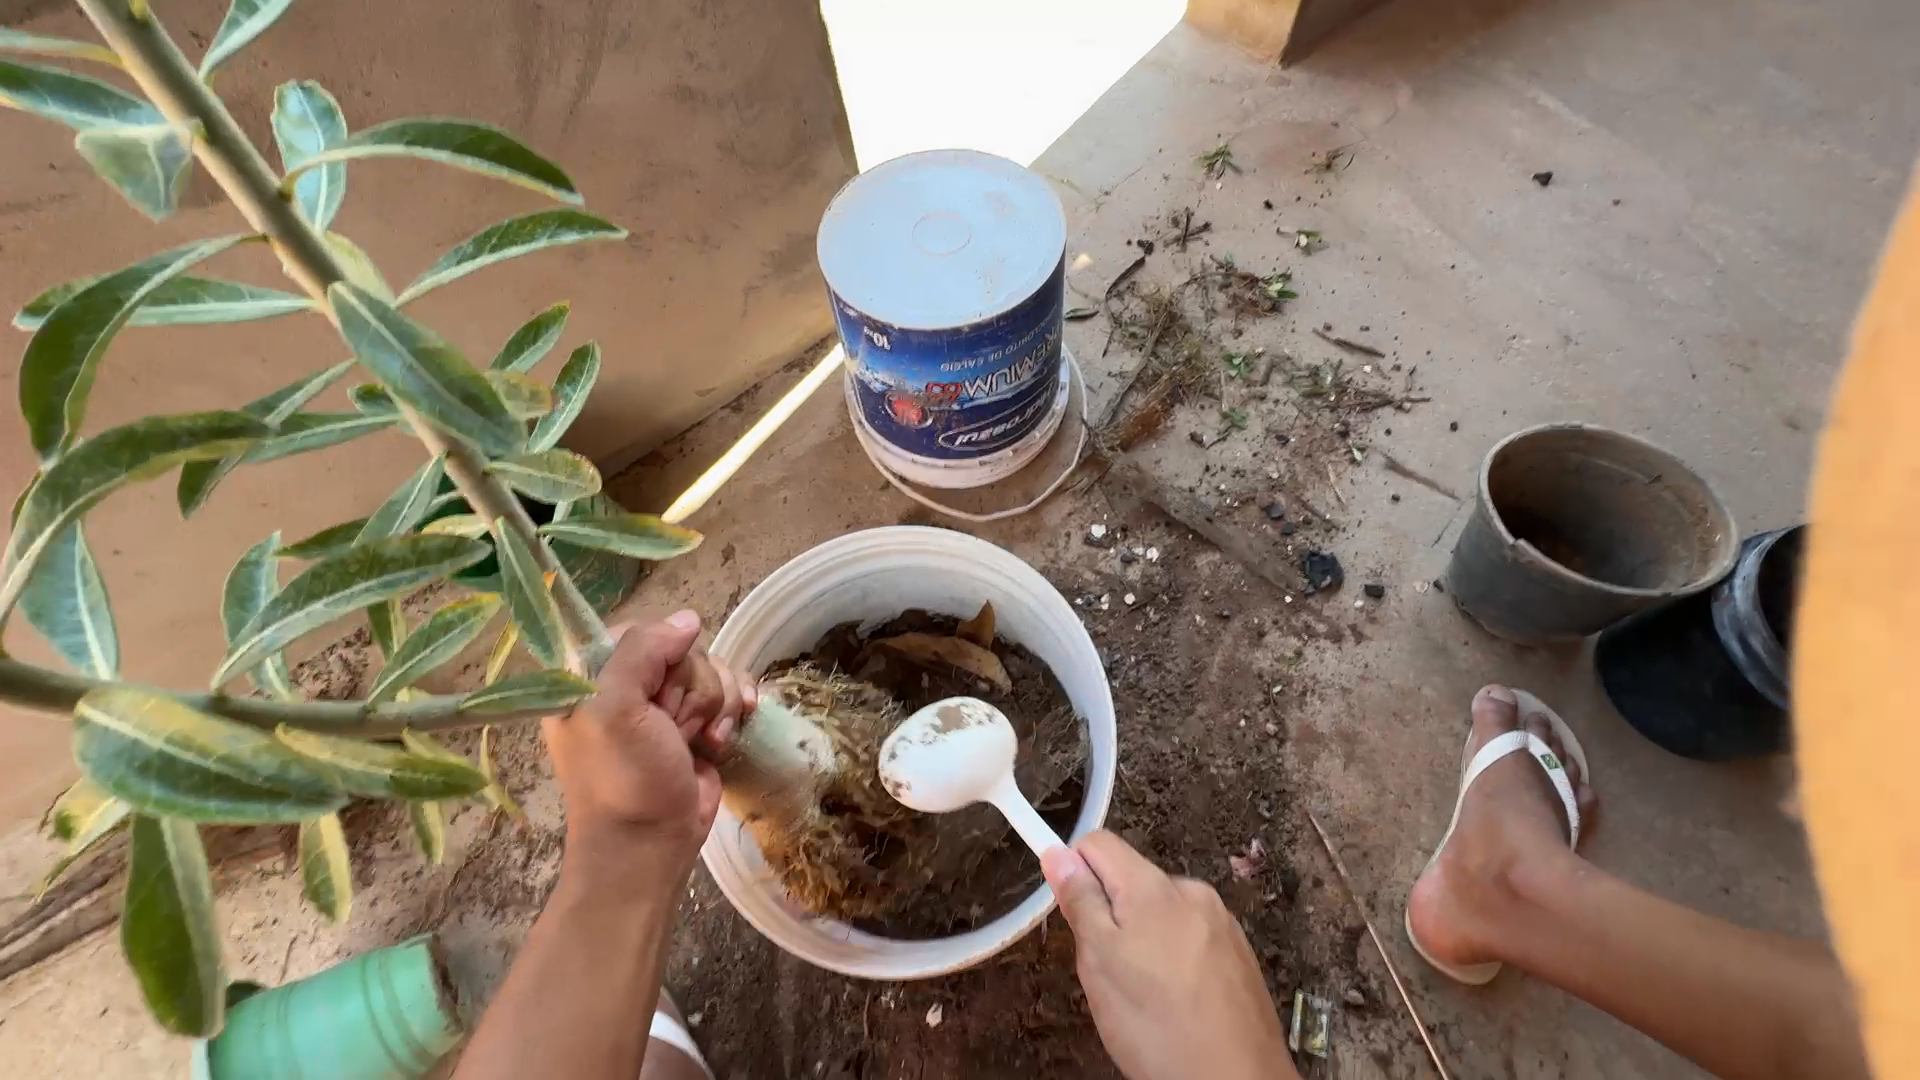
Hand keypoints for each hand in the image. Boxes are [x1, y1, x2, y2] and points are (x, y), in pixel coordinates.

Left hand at [543, 611, 754, 877]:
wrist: (651, 844)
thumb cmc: (623, 780)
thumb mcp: (615, 710)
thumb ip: (641, 651)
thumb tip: (688, 620)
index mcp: (592, 677)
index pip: (640, 631)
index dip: (660, 656)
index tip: (653, 694)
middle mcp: (629, 685)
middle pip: (685, 650)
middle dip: (692, 687)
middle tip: (673, 728)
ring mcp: (666, 705)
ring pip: (714, 669)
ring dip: (716, 704)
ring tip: (701, 738)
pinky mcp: (699, 722)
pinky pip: (731, 689)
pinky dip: (736, 708)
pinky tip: (726, 734)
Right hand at [1043, 831, 1294, 1079]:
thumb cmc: (1157, 1027)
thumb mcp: (1100, 964)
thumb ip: (1080, 902)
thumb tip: (1057, 853)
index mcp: (1152, 886)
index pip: (1098, 842)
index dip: (1074, 869)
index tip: (1074, 914)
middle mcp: (1190, 890)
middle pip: (1130, 878)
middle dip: (1111, 913)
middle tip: (1110, 969)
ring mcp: (1220, 921)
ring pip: (1160, 911)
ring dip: (1144, 935)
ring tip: (1146, 993)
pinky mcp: (1240, 952)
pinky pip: (1190, 936)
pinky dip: (1175, 955)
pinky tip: (1179, 1000)